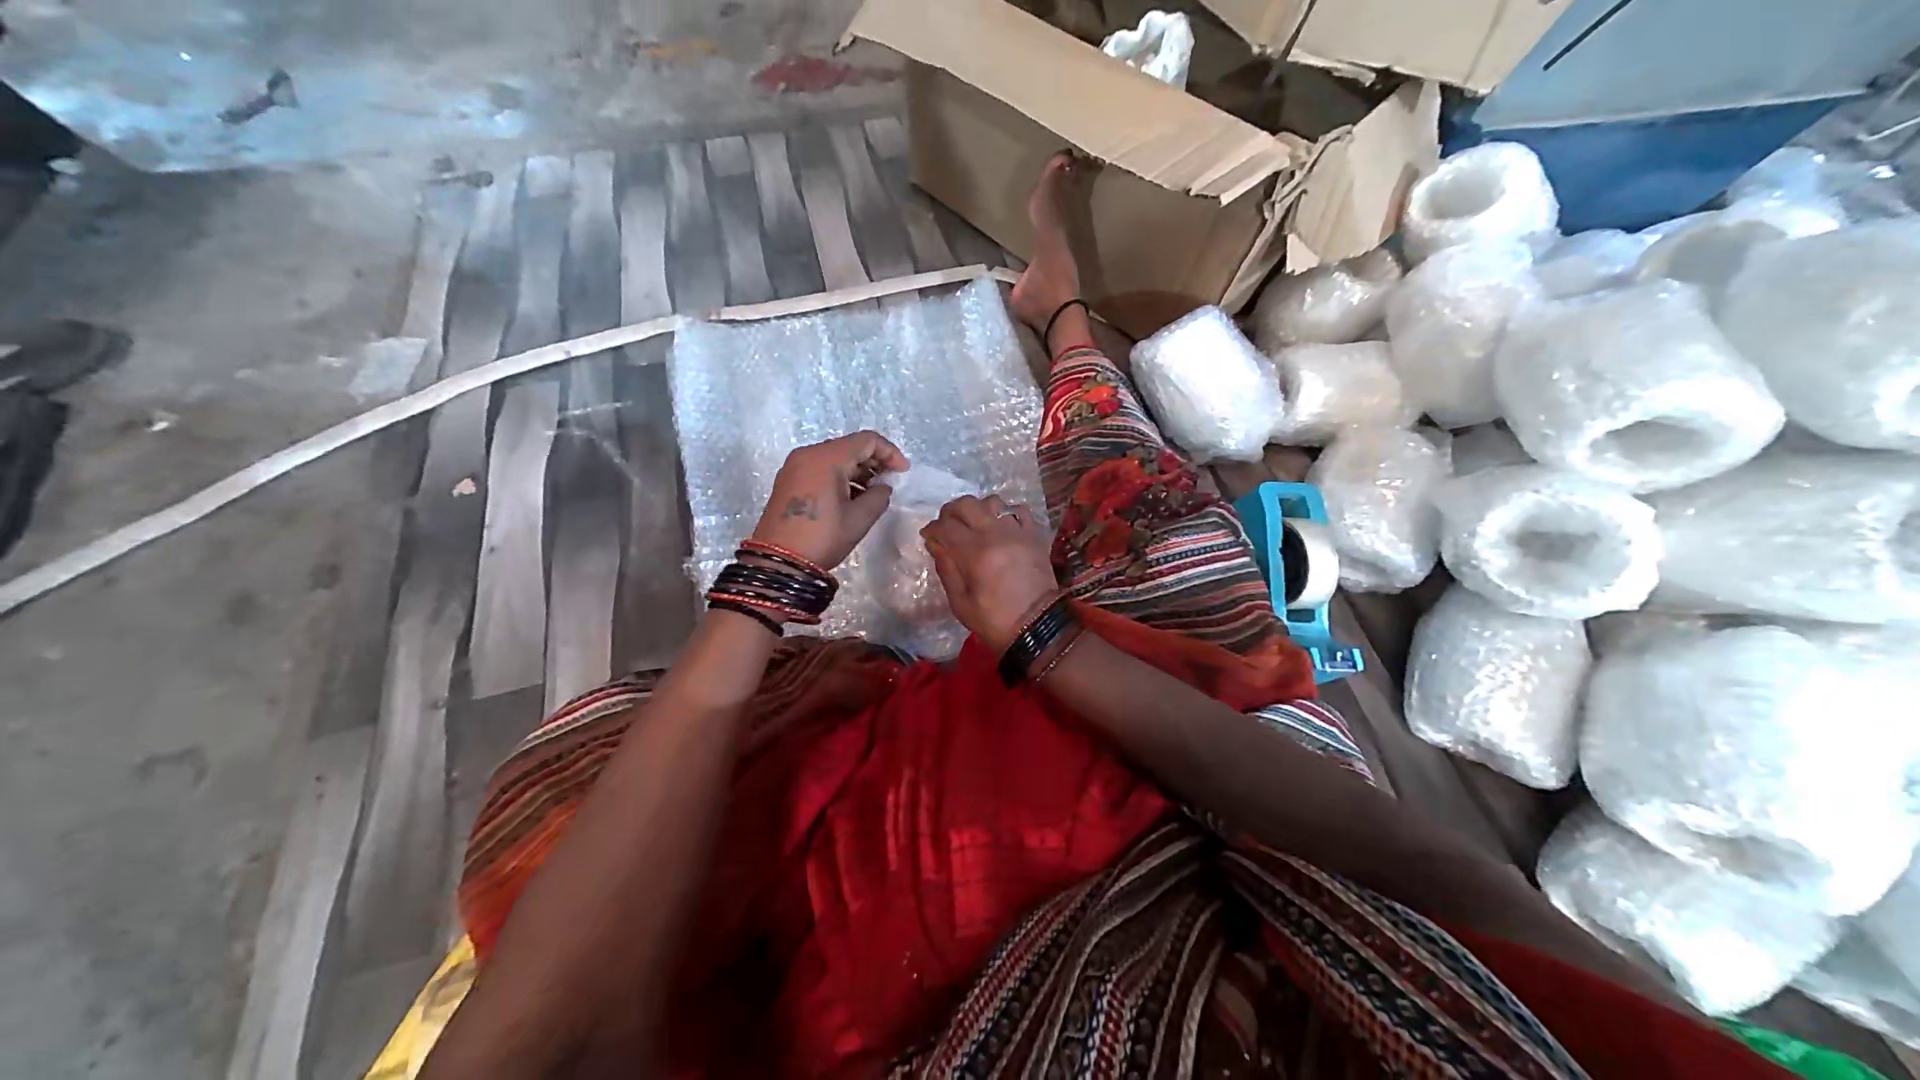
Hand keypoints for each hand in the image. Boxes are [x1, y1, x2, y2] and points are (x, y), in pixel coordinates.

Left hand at [750, 431, 909, 569]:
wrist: (779, 562)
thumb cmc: (822, 538)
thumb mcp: (859, 519)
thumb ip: (879, 496)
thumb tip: (882, 487)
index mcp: (826, 459)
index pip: (866, 440)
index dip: (889, 452)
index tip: (903, 472)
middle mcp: (808, 454)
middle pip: (849, 445)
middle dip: (873, 461)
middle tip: (889, 482)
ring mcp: (795, 466)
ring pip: (834, 457)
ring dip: (857, 469)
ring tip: (873, 492)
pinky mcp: (789, 480)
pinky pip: (820, 468)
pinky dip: (840, 476)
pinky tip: (852, 496)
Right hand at [921, 495, 1060, 651]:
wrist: (1037, 626)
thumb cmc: (994, 620)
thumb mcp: (960, 602)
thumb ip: (946, 568)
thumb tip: (935, 544)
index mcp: (976, 554)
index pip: (946, 526)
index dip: (932, 528)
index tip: (928, 535)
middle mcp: (997, 535)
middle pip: (967, 504)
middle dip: (951, 511)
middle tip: (947, 525)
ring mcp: (1018, 532)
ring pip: (993, 501)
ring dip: (978, 509)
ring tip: (974, 524)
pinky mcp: (1035, 535)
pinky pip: (1019, 509)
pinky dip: (1006, 512)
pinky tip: (1000, 526)